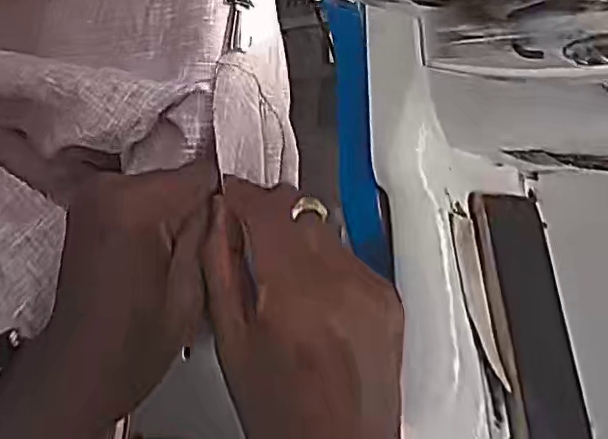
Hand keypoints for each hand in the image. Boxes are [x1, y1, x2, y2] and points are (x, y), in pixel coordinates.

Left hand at [0, 160, 216, 437]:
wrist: (78, 371)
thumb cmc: (129, 347)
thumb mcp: (189, 293)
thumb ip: (209, 231)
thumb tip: (221, 195)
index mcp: (135, 205)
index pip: (200, 172)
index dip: (218, 199)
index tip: (220, 224)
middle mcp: (108, 188)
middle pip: (176, 176)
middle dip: (192, 205)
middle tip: (192, 250)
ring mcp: (93, 193)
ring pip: (157, 181)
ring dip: (170, 208)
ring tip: (166, 254)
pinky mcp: (87, 202)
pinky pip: (136, 191)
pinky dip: (149, 211)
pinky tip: (149, 248)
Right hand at [203, 179, 403, 438]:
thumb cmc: (283, 413)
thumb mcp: (231, 340)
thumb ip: (219, 265)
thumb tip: (219, 213)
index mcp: (295, 291)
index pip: (266, 207)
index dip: (242, 194)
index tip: (230, 194)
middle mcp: (339, 280)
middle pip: (297, 209)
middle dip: (269, 216)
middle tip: (251, 242)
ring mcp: (368, 286)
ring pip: (322, 228)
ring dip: (299, 240)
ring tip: (286, 284)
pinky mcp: (388, 295)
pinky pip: (348, 253)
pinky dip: (327, 263)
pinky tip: (316, 300)